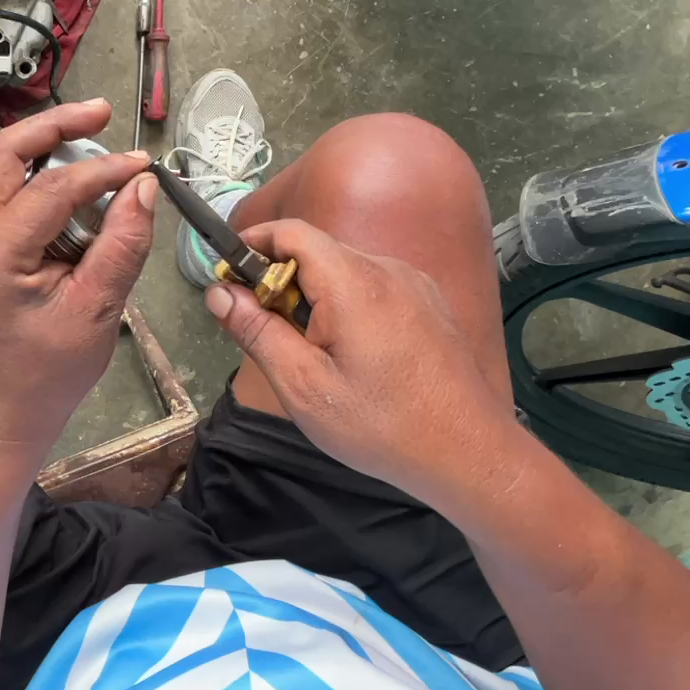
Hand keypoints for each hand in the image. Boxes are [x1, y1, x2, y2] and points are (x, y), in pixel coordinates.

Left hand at [0, 99, 156, 453]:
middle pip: (2, 152)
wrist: (6, 409)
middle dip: (52, 124)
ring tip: (90, 134)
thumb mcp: (97, 310)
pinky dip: (35, 172)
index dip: (103, 169)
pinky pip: (2, 191)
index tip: (144, 163)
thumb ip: (122, 244)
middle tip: (100, 111)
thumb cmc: (50, 370)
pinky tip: (71, 175)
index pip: (52, 187)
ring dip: (41, 144)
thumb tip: (144, 185)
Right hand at [203, 219, 520, 497]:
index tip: (228, 278)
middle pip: (316, 250)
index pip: (291, 232)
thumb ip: (257, 331)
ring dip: (310, 293)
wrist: (471, 457)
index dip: (252, 244)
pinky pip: (371, 285)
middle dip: (277, 278)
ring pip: (343, 269)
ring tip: (304, 347)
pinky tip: (347, 350)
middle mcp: (387, 269)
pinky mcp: (429, 303)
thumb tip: (218, 291)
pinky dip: (342, 301)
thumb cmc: (380, 424)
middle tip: (261, 327)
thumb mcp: (303, 385)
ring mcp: (414, 284)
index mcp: (353, 283)